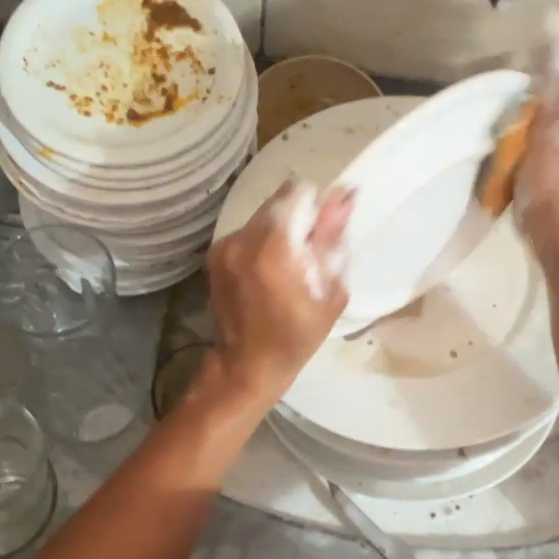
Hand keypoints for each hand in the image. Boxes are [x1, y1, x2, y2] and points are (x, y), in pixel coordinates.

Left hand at [201, 179, 352, 412]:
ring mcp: (223, 246)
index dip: (316, 207)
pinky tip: (268, 273)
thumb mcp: (329, 293)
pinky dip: (262, 244)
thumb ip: (333, 240)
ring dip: (280, 231)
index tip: (323, 232)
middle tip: (308, 254)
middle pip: (278, 202)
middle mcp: (242, 239)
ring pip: (262, 217)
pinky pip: (246, 234)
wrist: (246, 365)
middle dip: (298, 219)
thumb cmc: (296, 337)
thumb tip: (344, 197)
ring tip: (288, 267)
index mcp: (272, 249)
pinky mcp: (214, 255)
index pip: (298, 193)